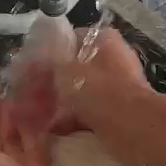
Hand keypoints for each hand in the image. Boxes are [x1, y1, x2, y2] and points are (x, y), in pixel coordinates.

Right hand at [22, 26, 148, 133]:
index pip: (70, 38)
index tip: (33, 66)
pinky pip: (89, 110)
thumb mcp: (64, 69)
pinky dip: (73, 118)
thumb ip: (47, 61)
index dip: (49, 51)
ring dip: (63, 101)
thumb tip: (33, 60)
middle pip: (75, 66)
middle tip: (35, 92)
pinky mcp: (119, 108)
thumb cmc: (97, 90)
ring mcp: (118, 84)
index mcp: (103, 39)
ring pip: (81, 90)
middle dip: (55, 81)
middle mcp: (113, 57)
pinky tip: (55, 127)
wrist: (131, 126)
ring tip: (41, 112)